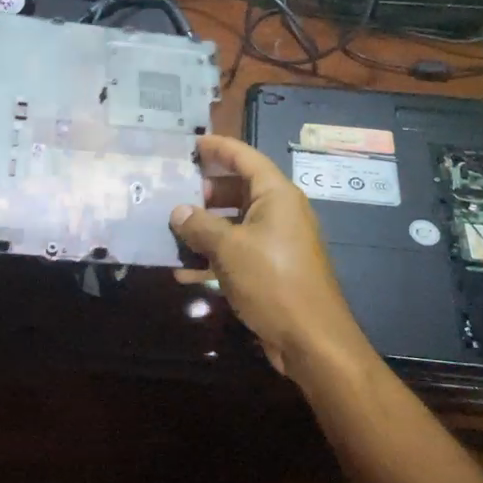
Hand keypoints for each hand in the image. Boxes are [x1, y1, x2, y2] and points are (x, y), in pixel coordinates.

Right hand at [169, 134, 372, 378]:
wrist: (311, 338)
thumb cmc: (273, 281)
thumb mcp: (229, 249)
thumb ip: (200, 226)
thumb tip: (178, 211)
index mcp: (276, 194)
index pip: (245, 157)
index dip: (218, 148)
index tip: (192, 144)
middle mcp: (280, 212)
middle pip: (239, 189)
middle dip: (206, 192)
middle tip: (174, 192)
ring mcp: (278, 242)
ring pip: (235, 223)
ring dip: (205, 228)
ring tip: (171, 231)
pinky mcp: (272, 269)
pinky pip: (238, 252)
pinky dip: (214, 257)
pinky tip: (184, 271)